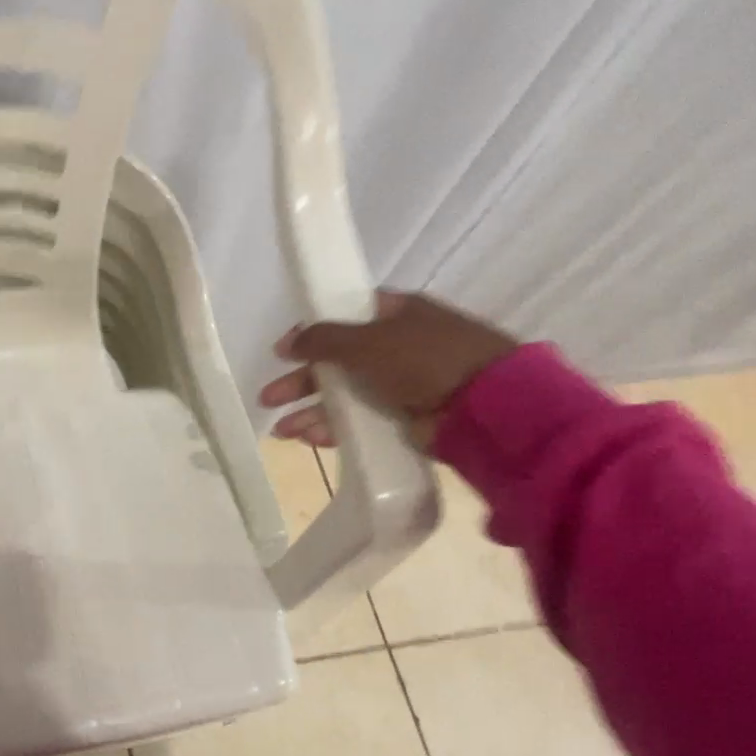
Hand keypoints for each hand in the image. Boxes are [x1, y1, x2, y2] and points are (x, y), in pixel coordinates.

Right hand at [259, 291, 517, 449]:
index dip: (311, 333)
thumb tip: (289, 342)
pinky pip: (360, 423)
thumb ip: (323, 340)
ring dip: (311, 412)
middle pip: (337, 363)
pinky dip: (334, 430)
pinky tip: (309, 440)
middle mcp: (398, 347)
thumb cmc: (425, 359)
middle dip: (301, 382)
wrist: (487, 408)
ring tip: (282, 431)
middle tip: (268, 399)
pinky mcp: (406, 420)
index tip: (282, 352)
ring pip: (345, 396)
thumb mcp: (368, 341)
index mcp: (396, 315)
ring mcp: (403, 385)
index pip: (344, 318)